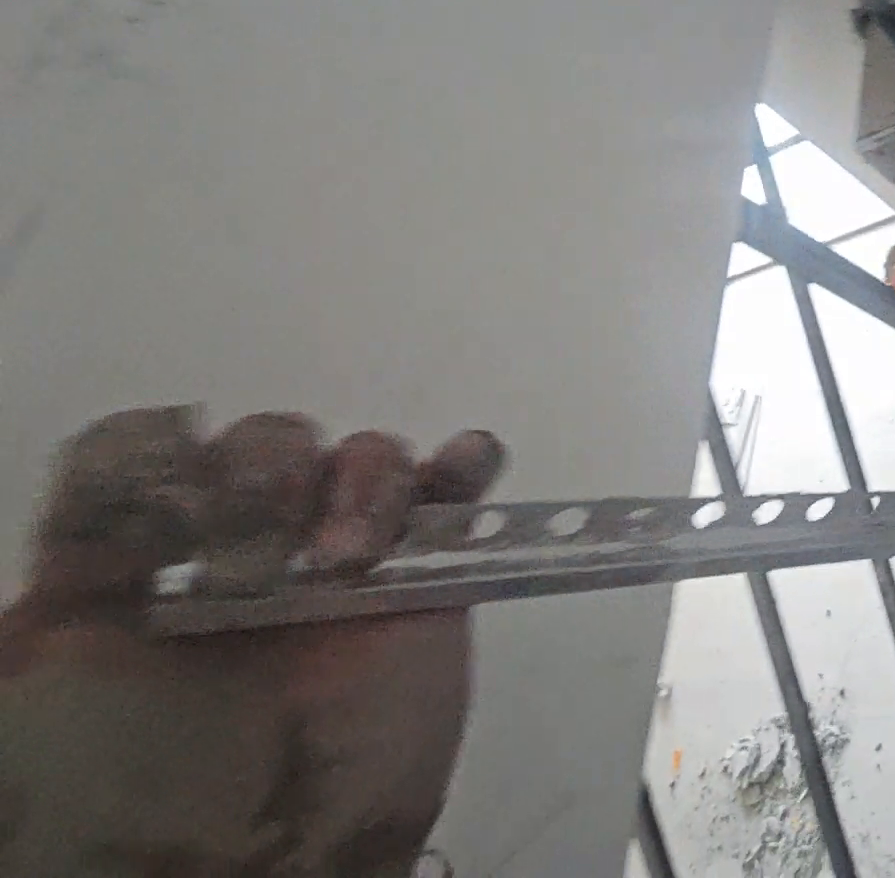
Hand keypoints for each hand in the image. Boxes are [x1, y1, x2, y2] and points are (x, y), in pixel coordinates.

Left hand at [0, 407, 504, 876]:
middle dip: (270, 476)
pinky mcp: (431, 574)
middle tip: (260, 565)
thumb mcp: (36, 679)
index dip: (164, 454)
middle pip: (271, 439)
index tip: (173, 513)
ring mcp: (348, 554)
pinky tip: (465, 465)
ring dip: (368, 481)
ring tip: (359, 556)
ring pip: (369, 455)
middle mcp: (247, 541)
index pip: (152, 452)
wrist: (259, 859)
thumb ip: (74, 566)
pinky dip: (470, 465)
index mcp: (137, 559)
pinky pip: (459, 497)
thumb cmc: (122, 785)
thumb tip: (123, 475)